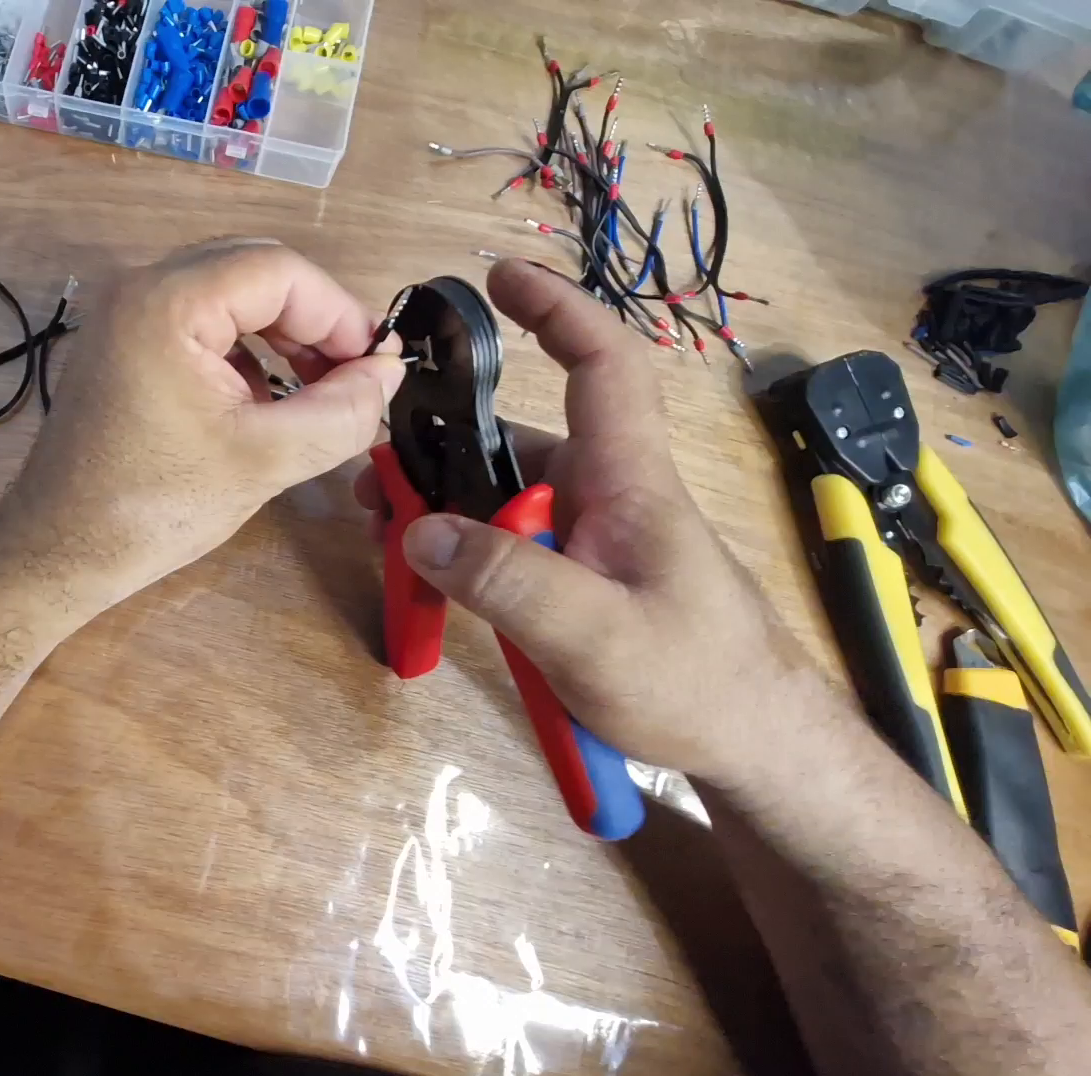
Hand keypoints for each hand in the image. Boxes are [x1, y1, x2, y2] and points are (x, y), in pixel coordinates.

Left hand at [0, 239, 404, 603]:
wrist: (59, 552)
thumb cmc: (154, 509)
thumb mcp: (264, 461)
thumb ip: (342, 412)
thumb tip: (388, 373)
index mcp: (166, 302)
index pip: (280, 270)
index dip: (338, 313)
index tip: (374, 367)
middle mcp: (138, 289)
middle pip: (252, 272)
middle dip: (310, 322)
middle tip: (349, 377)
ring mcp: (122, 318)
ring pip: (226, 299)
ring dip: (279, 338)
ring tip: (314, 394)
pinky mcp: (119, 349)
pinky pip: (197, 328)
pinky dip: (240, 355)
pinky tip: (260, 404)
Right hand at [355, 259, 847, 783]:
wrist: (753, 747)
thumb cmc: (697, 682)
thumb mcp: (598, 637)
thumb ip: (511, 581)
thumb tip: (420, 533)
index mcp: (625, 479)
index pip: (602, 365)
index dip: (556, 310)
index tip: (498, 279)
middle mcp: (599, 493)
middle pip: (511, 443)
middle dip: (437, 450)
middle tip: (371, 486)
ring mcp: (581, 537)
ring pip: (495, 496)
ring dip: (435, 507)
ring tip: (380, 534)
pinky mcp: (568, 574)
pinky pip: (498, 542)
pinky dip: (455, 548)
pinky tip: (421, 576)